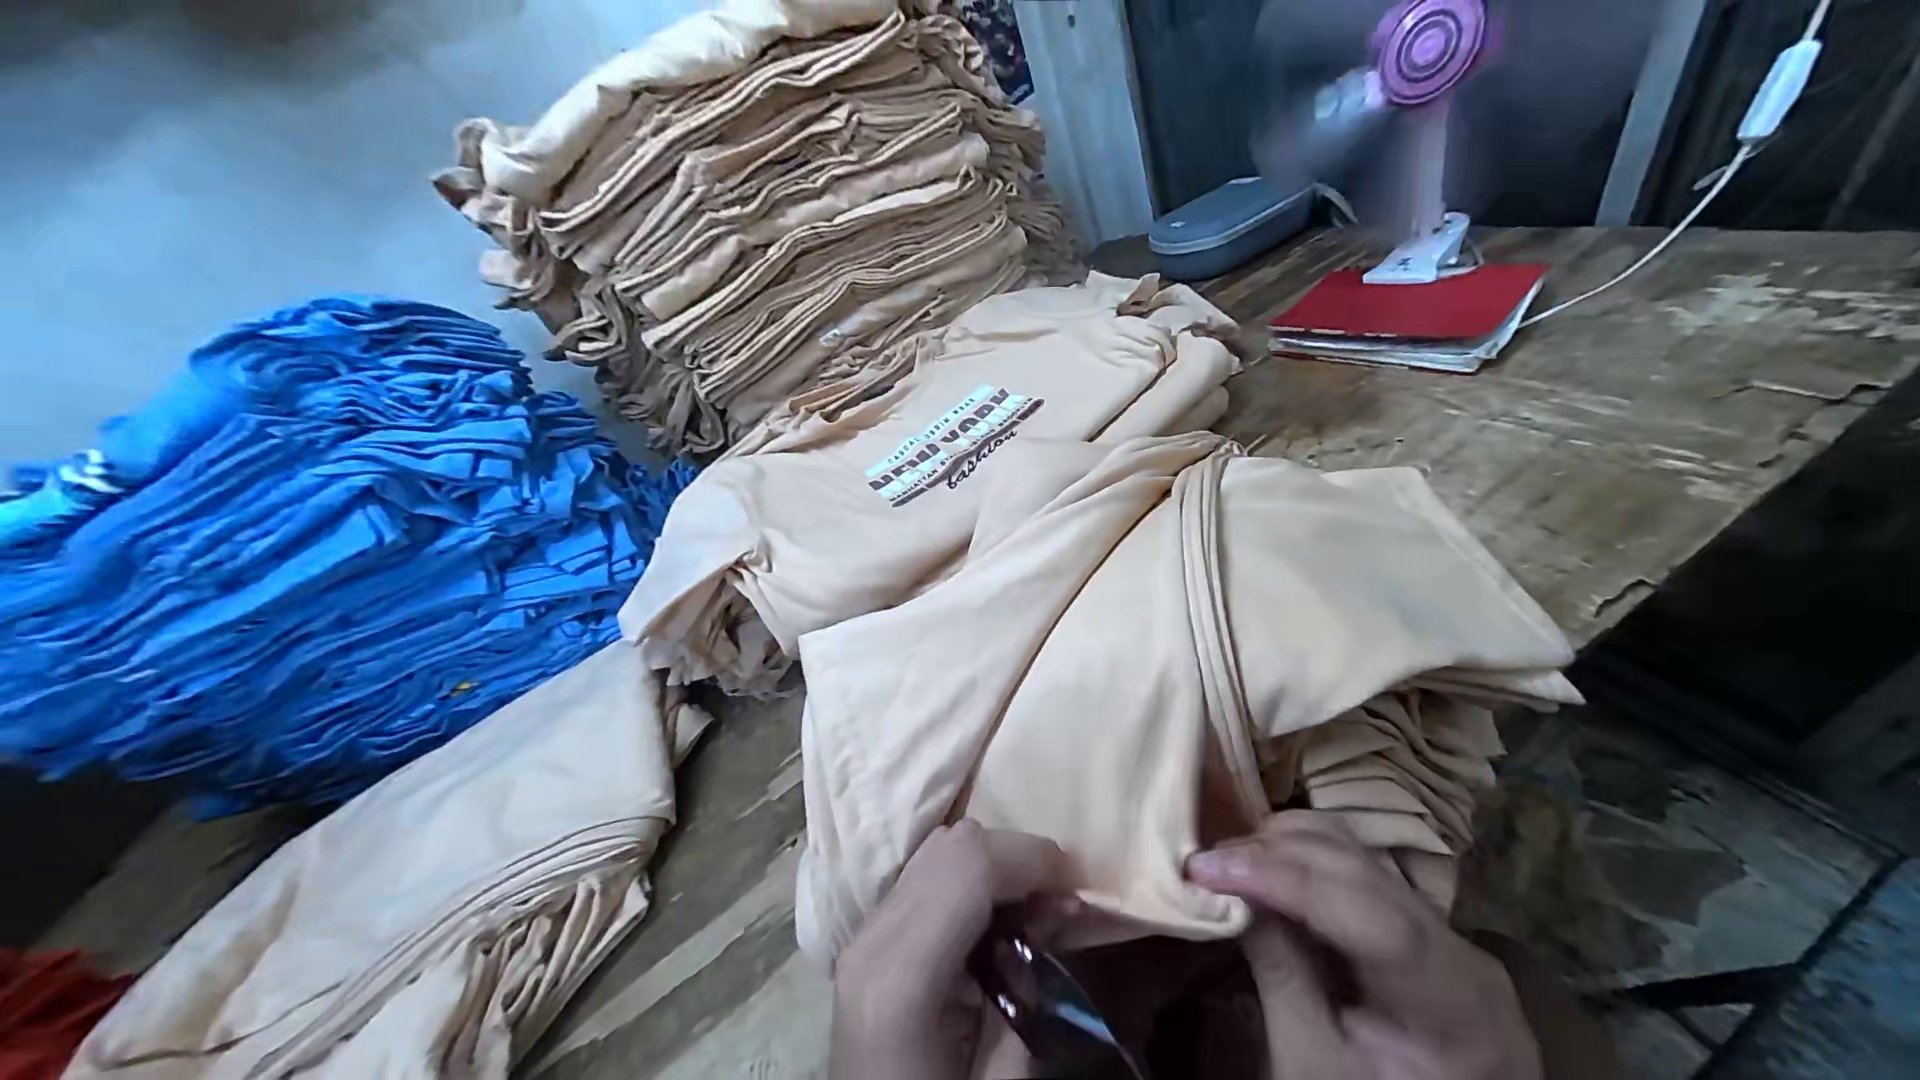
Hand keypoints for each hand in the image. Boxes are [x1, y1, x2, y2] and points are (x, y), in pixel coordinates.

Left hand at [831, 821, 1070, 1079]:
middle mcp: (873, 935)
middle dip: (1020, 857)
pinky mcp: (867, 932)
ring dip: (996, 862)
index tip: (1077, 888)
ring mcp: (863, 929)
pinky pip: (926, 870)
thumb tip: (1058, 911)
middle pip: (957, 844)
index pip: (970, 865)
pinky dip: (970, 875)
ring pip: (941, 846)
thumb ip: (1030, 990)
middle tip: (1062, 900)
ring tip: (1033, 906)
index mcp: (901, 975)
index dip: (1032, 859)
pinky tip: (994, 914)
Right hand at [1186, 811, 1541, 1079]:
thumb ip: (1278, 971)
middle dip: (1272, 855)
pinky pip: (1353, 864)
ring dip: (1281, 846)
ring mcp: (1440, 928)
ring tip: (1227, 864)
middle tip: (1203, 863)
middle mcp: (1460, 948)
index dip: (1282, 879)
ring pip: (1354, 851)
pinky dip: (1300, 855)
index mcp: (1457, 1004)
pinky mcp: (1413, 920)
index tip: (1206, 869)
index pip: (1370, 916)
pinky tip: (1261, 866)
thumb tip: (1231, 891)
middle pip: (1359, 870)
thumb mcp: (1312, 1064)